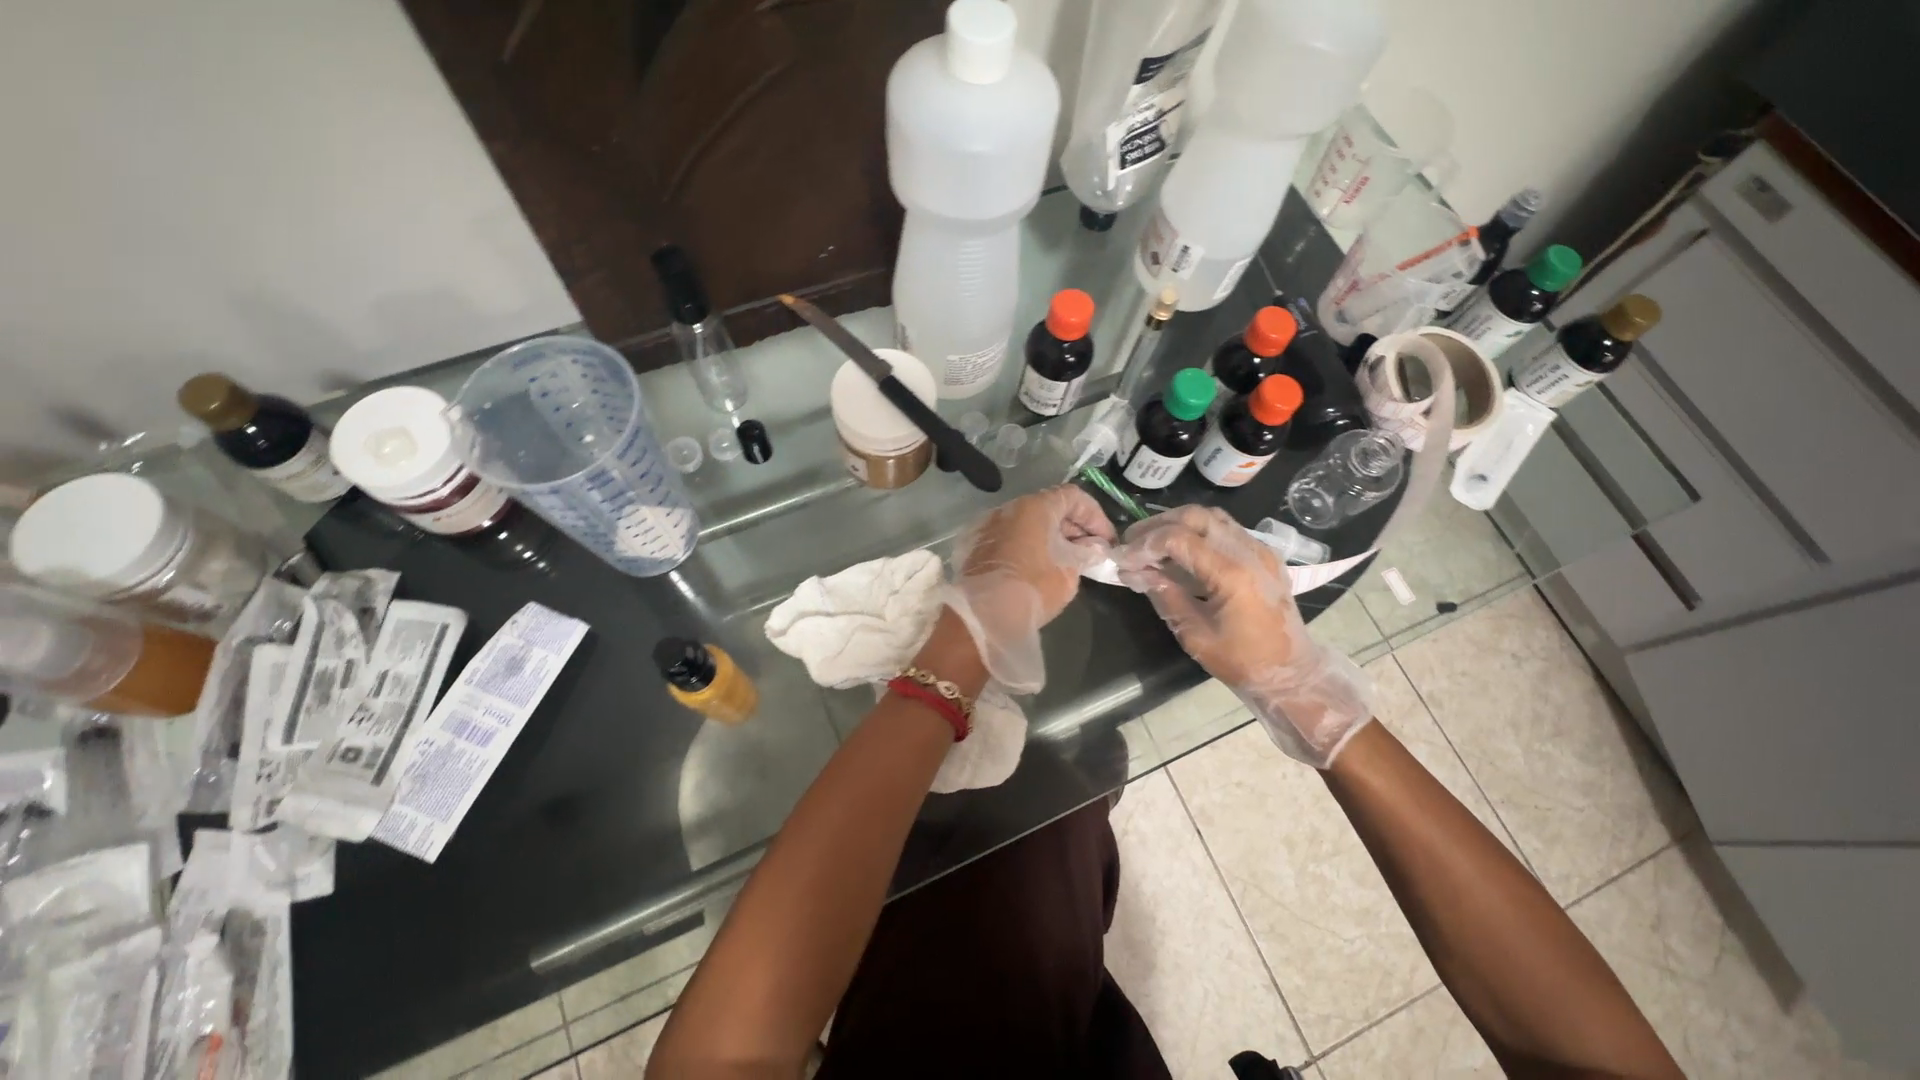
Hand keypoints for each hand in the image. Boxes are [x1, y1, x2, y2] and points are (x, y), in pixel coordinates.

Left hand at [943, 485, 1116, 693]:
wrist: (981, 616)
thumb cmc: (1031, 589)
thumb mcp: (1068, 573)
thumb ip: (1085, 555)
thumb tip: (1093, 548)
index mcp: (1034, 507)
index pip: (1073, 497)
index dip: (1095, 516)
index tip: (1106, 541)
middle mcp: (1008, 508)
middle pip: (1049, 508)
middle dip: (1073, 527)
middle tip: (1090, 552)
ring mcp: (988, 526)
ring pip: (1028, 523)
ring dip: (1051, 537)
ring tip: (1068, 561)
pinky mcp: (976, 546)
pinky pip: (1011, 537)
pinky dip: (1029, 546)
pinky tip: (1039, 567)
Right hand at [1114, 506, 1371, 767]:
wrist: (1292, 672)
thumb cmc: (1242, 661)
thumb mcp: (1195, 635)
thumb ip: (1164, 596)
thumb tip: (1134, 572)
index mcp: (1232, 573)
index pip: (1178, 538)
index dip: (1144, 544)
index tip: (1122, 558)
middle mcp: (1248, 551)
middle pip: (1195, 516)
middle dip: (1157, 525)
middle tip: (1132, 543)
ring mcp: (1259, 549)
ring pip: (1211, 517)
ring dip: (1177, 524)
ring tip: (1152, 545)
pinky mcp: (1263, 555)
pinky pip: (1226, 530)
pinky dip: (1198, 533)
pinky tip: (1181, 553)